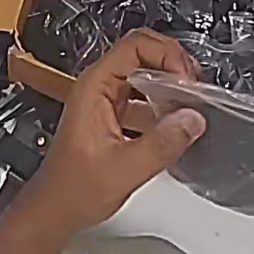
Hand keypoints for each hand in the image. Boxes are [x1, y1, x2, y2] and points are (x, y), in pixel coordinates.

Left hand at [15, 30, 208, 238]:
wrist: (56, 207)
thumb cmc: (75, 187)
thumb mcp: (124, 168)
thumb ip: (161, 143)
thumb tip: (193, 119)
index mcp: (95, 85)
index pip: (135, 45)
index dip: (166, 55)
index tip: (187, 81)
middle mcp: (99, 84)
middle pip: (142, 51)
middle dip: (173, 62)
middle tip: (196, 87)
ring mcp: (106, 97)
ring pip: (144, 72)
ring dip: (171, 81)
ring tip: (193, 101)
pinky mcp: (113, 112)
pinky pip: (143, 94)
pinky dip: (164, 100)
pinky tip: (179, 120)